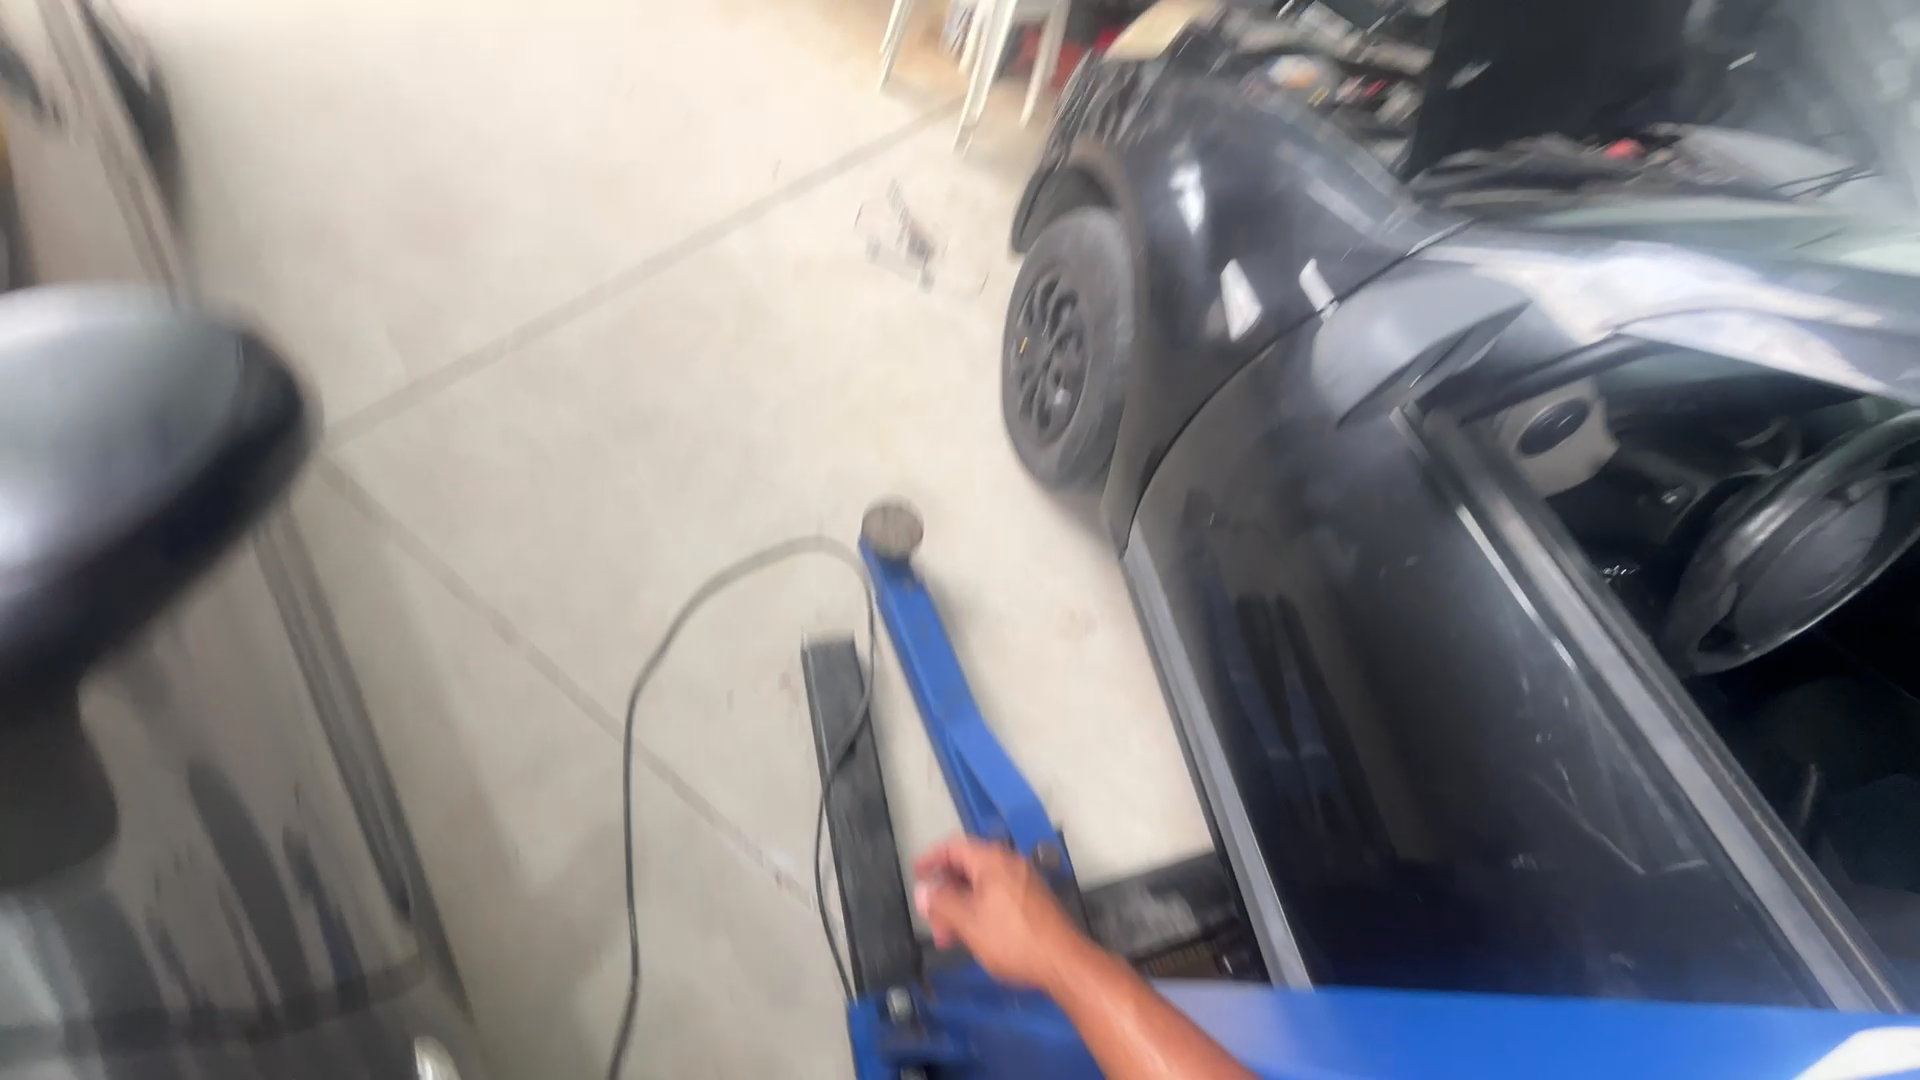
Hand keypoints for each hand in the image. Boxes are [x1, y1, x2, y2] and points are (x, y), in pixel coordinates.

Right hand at [912, 836, 1087, 989]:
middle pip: (967, 866)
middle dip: (945, 893)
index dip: (932, 858)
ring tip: (951, 936)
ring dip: (961, 906)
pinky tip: (974, 934)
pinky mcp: (1031, 899)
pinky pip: (997, 894)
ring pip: (981, 884)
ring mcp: (1023, 880)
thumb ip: (941, 903)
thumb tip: (923, 891)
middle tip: (933, 919)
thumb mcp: (968, 922)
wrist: (1062, 962)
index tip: (917, 873)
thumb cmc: (1015, 940)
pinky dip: (979, 909)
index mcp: (992, 860)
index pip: (954, 847)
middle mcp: (1009, 863)